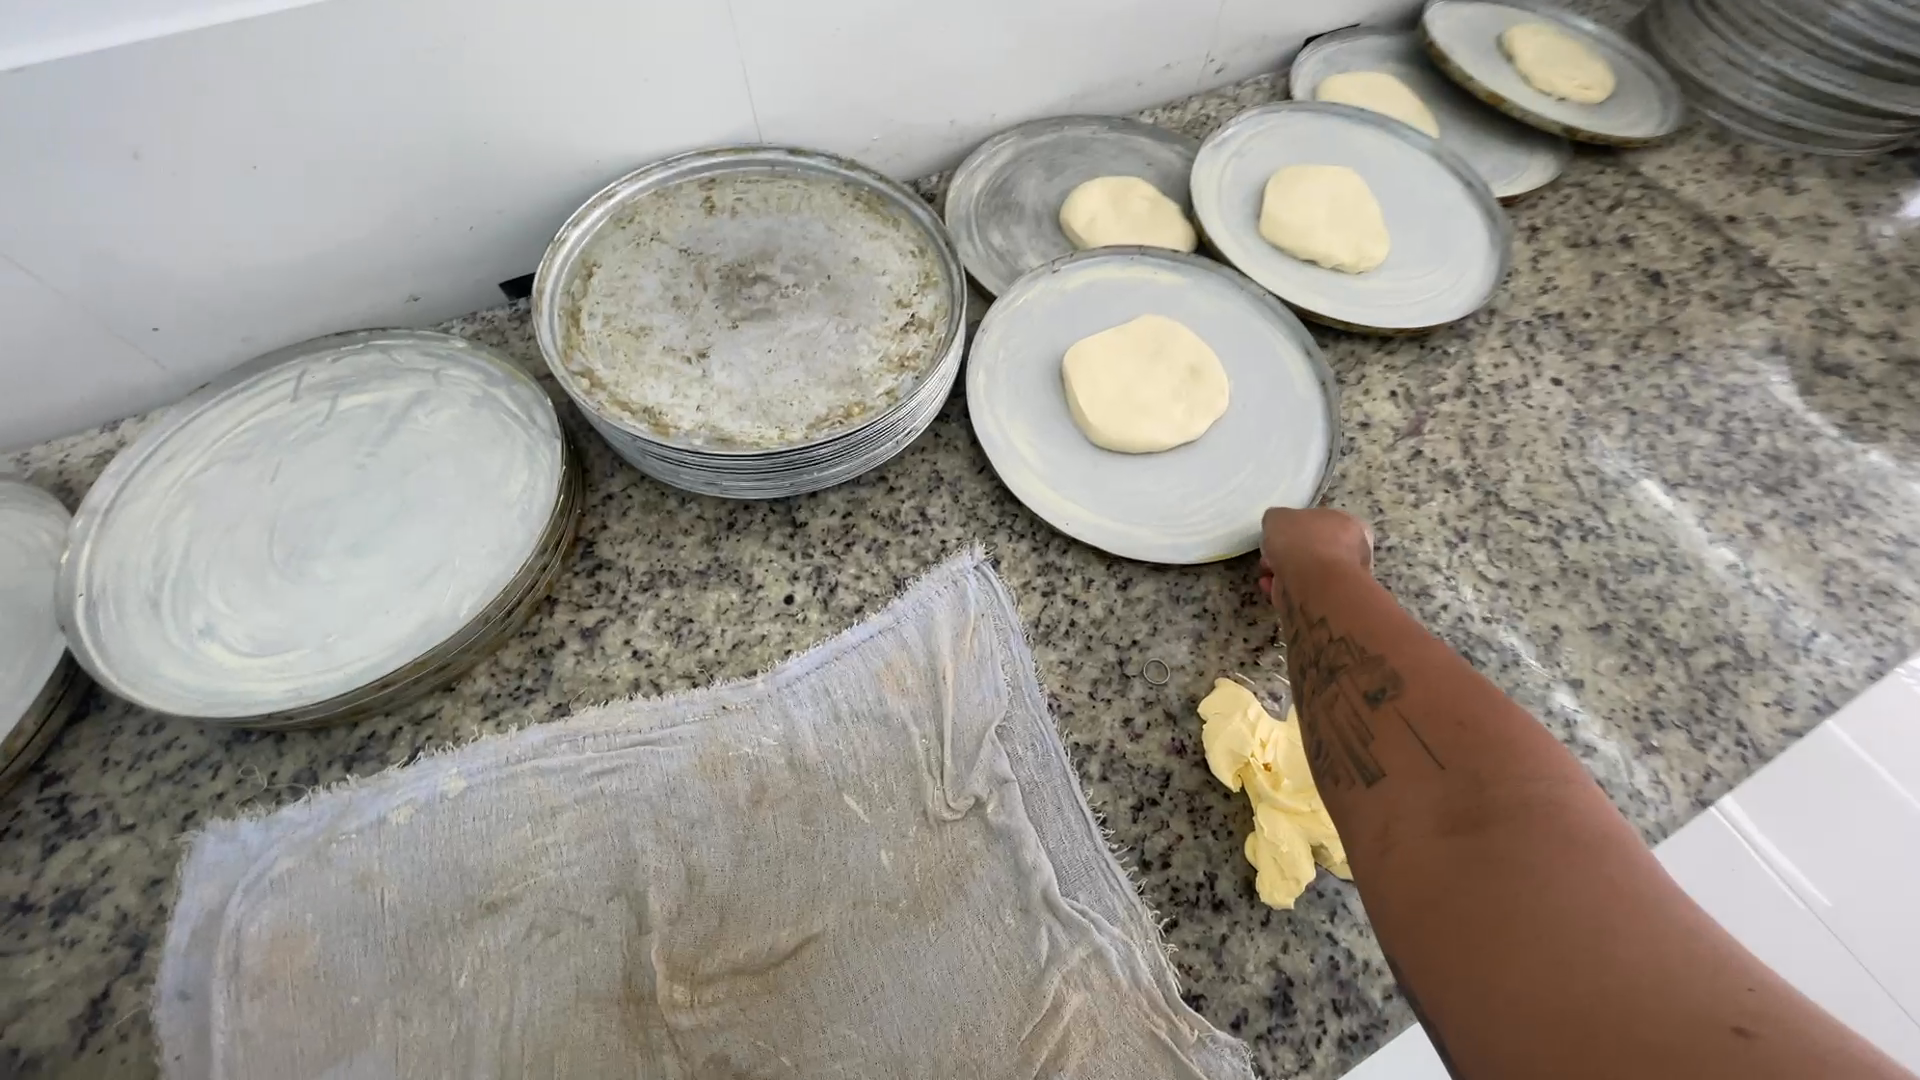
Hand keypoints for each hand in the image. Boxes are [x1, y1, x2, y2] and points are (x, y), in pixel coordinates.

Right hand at [1257, 507, 1374, 604]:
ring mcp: (1341, 577)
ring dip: (1283, 571)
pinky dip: (1284, 588)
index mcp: (1347, 523)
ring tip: (1266, 572)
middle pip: (1312, 548)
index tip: (1276, 536)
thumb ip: (1277, 519)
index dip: (1294, 529)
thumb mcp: (1278, 517)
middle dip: (1286, 553)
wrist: (1313, 583)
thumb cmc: (1300, 542)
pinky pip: (1302, 590)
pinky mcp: (1329, 600)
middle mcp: (1351, 549)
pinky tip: (1269, 586)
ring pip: (1306, 572)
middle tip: (1269, 556)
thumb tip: (1277, 526)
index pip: (1320, 522)